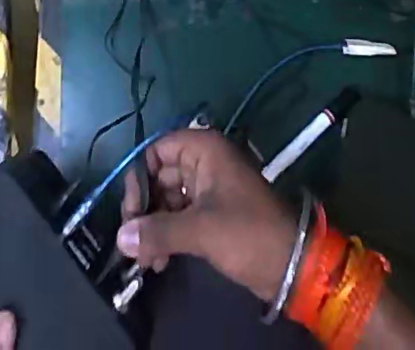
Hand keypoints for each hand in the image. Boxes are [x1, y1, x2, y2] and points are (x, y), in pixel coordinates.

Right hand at [117, 129, 296, 302]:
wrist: (294, 266)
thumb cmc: (248, 233)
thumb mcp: (201, 230)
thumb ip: (158, 231)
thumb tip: (120, 238)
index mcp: (203, 149)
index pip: (155, 151)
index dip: (138, 179)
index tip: (130, 213)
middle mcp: (203, 161)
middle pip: (158, 176)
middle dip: (144, 210)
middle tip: (134, 244)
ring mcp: (208, 187)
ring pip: (167, 198)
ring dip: (154, 227)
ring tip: (148, 260)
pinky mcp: (213, 211)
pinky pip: (180, 214)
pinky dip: (167, 234)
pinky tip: (160, 260)